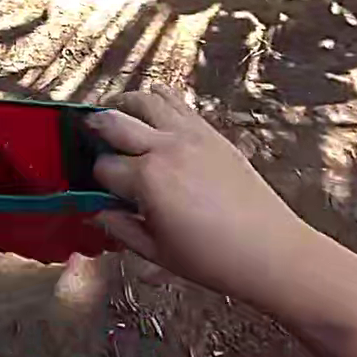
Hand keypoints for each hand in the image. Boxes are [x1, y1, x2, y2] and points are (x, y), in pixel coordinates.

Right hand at [88, 87, 309, 305]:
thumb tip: (94, 211)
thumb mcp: (155, 251)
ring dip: (123, 103)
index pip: (103, 166)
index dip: (94, 177)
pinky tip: (152, 106)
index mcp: (146, 180)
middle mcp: (164, 148)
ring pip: (145, 100)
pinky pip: (178, 103)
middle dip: (94, 126)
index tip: (96, 185)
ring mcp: (189, 135)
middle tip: (85, 131)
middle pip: (114, 121)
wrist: (270, 250)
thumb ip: (118, 227)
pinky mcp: (210, 132)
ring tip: (115, 112)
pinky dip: (159, 98)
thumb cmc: (211, 257)